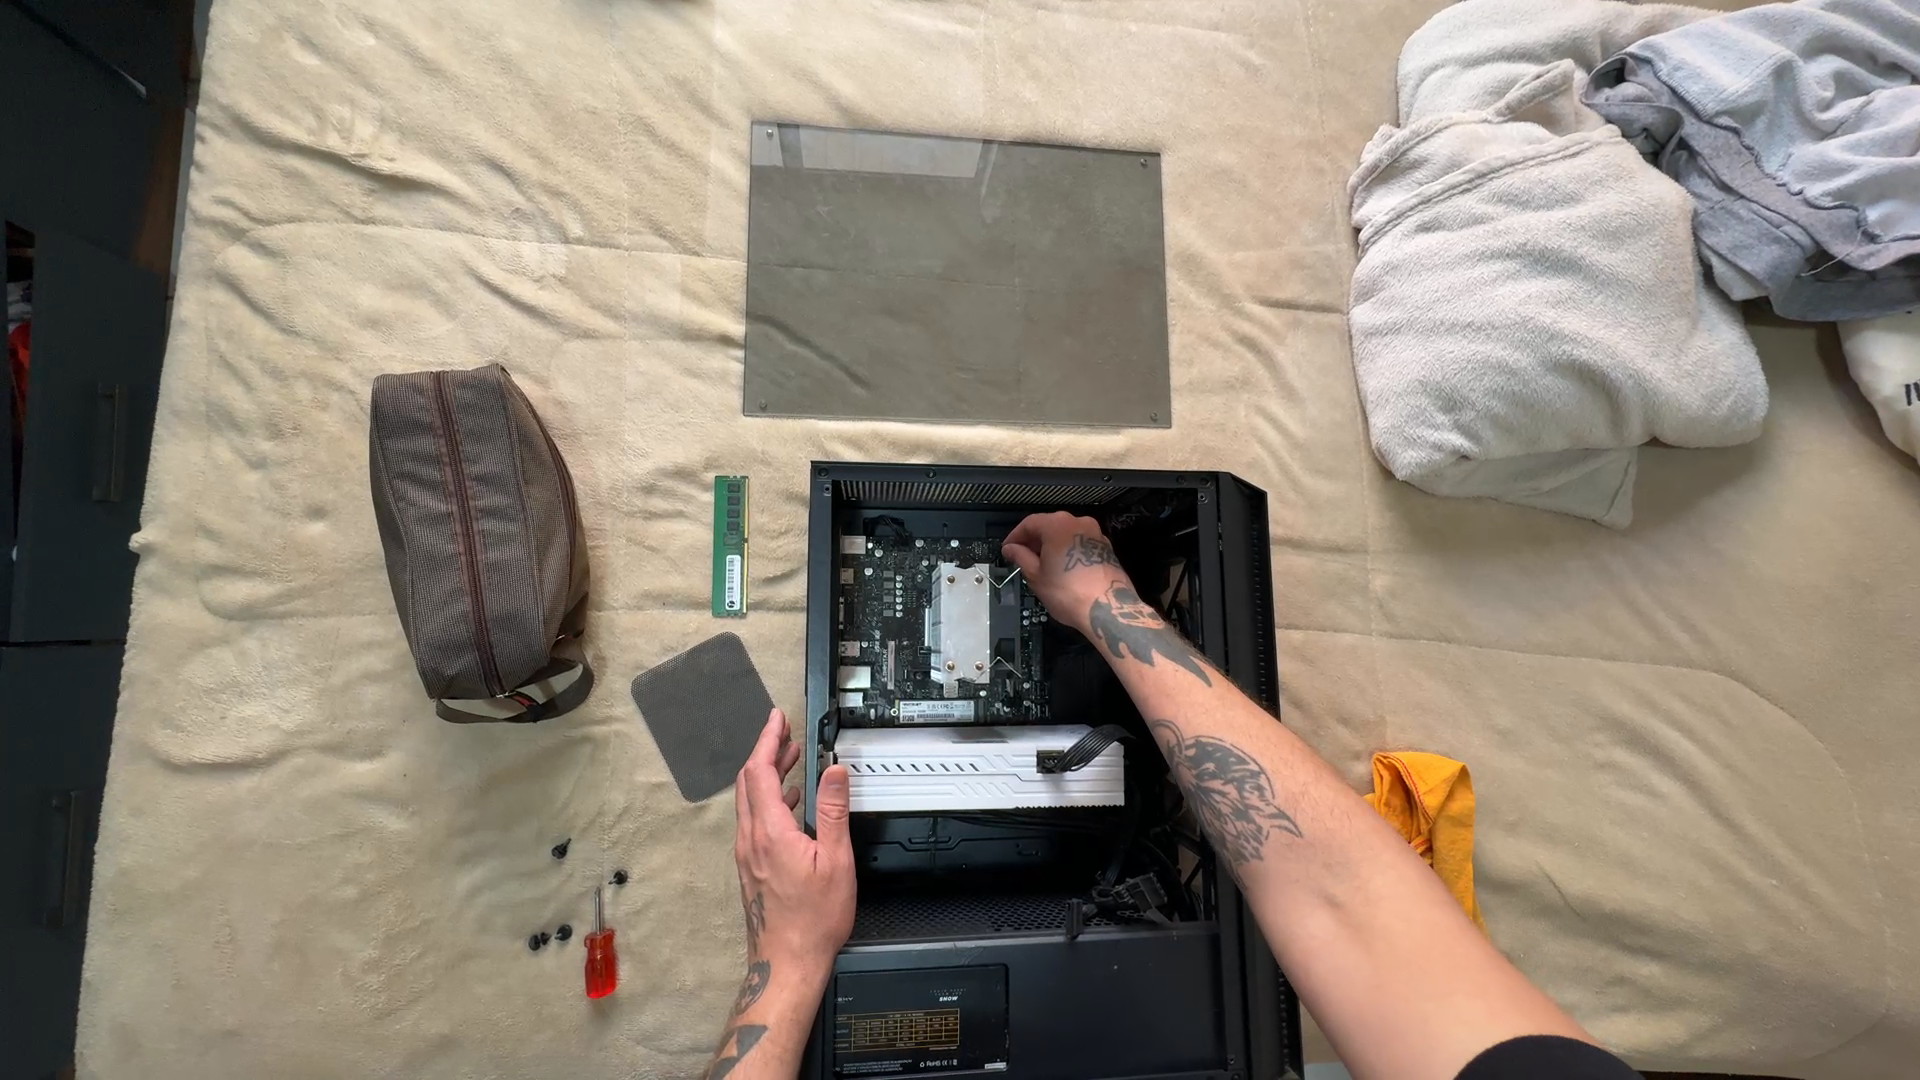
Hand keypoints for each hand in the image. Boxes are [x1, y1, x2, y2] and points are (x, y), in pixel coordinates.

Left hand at [732, 708, 855, 992]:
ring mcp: (747, 855)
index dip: (767, 740)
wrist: (787, 964)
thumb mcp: (835, 860)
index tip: (777, 720)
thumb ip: (832, 811)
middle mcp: (751, 840)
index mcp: (769, 833)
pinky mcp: (751, 867)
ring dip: (767, 774)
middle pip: (748, 782)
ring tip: (790, 758)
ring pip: (750, 800)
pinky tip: (789, 801)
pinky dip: (769, 798)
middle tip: (785, 732)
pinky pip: (754, 819)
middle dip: (766, 751)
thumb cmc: (812, 920)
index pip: (759, 771)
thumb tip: (834, 771)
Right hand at [1001, 512, 1132, 635]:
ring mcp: (1095, 534)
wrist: (1108, 608)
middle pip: (1049, 525)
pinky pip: (1080, 543)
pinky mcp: (1105, 548)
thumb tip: (1012, 549)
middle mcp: (1078, 523)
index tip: (1009, 548)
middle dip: (1033, 541)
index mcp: (1058, 525)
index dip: (1015, 536)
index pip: (1029, 523)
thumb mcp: (1035, 576)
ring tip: (1041, 566)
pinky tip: (1061, 569)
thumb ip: (1020, 557)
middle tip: (1021, 557)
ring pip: (1066, 534)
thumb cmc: (1072, 593)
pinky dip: (1068, 551)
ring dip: (1051, 546)